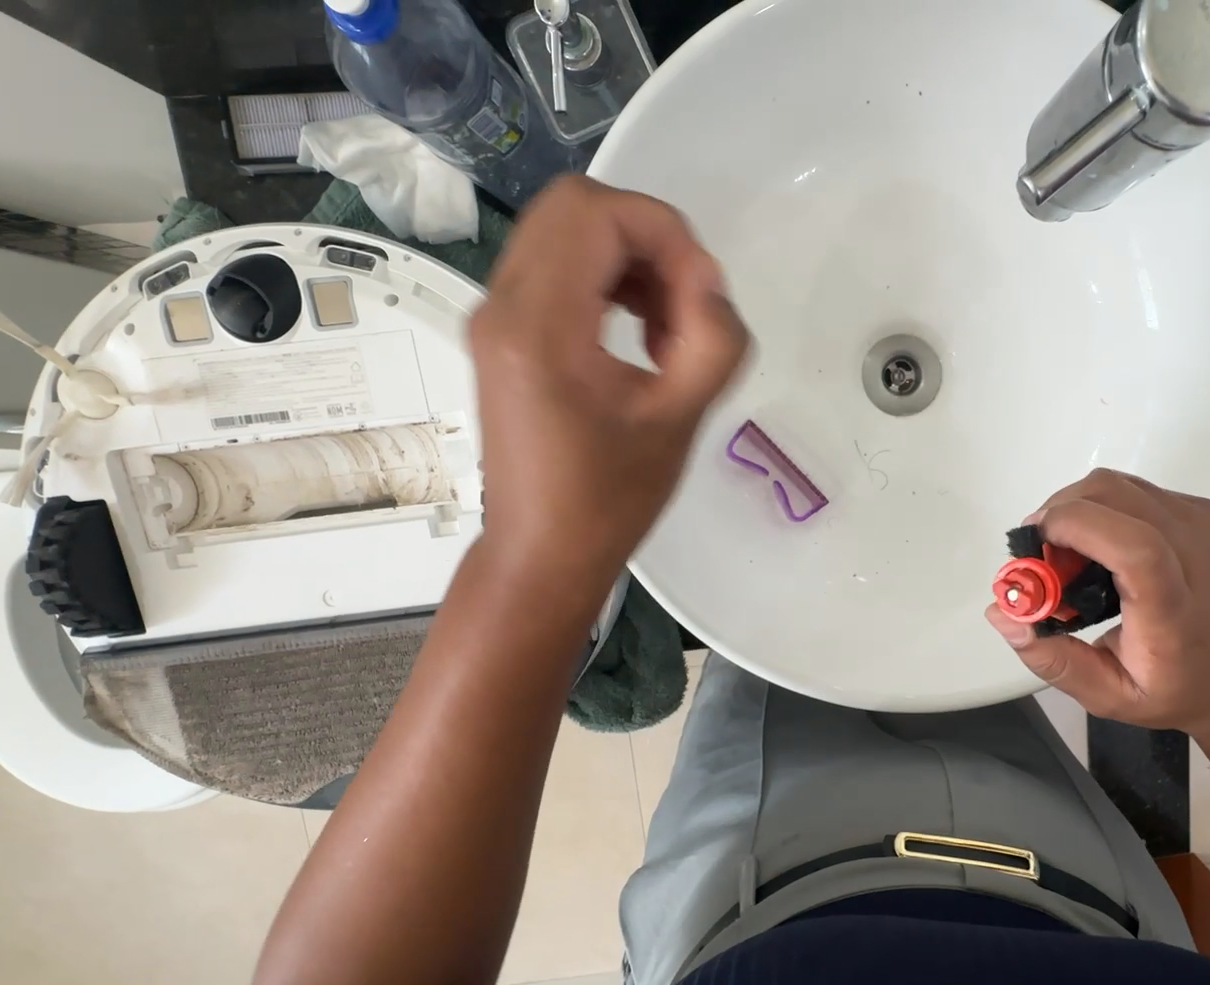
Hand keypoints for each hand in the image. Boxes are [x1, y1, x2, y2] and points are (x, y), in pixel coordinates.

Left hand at [466, 177, 749, 572]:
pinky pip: (557, 269)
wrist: (542, 553)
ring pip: (567, 234)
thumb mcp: (681, 420)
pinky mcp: (503, 334)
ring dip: (632, 263)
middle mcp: (502, 306)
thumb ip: (714, 339)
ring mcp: (494, 317)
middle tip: (689, 306)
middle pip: (576, 207)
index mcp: (540, 326)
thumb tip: (708, 286)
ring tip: (671, 332)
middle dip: (650, 242)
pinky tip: (642, 336)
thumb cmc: (609, 500)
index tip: (703, 298)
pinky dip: (608, 282)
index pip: (598, 213)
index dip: (666, 236)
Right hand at [986, 469, 1209, 743]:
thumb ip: (1053, 660)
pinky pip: (1134, 490)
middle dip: (1060, 515)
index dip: (1076, 529)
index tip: (1032, 545)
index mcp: (1175, 610)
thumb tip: (1002, 613)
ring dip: (1077, 510)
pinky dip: (1103, 509)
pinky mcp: (1206, 510)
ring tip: (1070, 557)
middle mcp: (1198, 554)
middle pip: (1115, 497)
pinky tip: (1103, 549)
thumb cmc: (1176, 690)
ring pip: (1117, 485)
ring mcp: (1205, 524)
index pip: (1135, 547)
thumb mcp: (1108, 697)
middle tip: (1041, 558)